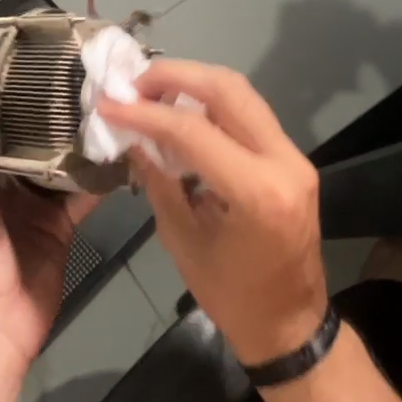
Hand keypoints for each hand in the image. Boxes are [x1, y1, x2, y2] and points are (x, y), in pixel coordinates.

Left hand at [0, 62, 98, 366]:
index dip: (17, 83)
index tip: (43, 50)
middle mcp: (9, 176)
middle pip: (37, 132)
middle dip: (59, 107)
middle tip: (92, 73)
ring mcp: (38, 200)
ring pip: (65, 159)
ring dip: (84, 137)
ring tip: (113, 103)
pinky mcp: (64, 223)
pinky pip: (85, 192)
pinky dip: (103, 176)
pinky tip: (124, 153)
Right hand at [100, 59, 327, 365]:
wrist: (290, 325)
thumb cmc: (231, 295)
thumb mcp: (182, 239)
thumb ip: (157, 179)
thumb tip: (130, 134)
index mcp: (258, 192)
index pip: (193, 131)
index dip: (145, 112)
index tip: (108, 103)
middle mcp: (284, 162)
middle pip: (227, 89)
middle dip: (174, 75)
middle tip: (132, 83)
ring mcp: (293, 156)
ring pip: (240, 92)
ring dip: (192, 82)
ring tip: (150, 91)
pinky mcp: (291, 157)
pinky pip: (247, 112)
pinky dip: (209, 102)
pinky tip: (179, 109)